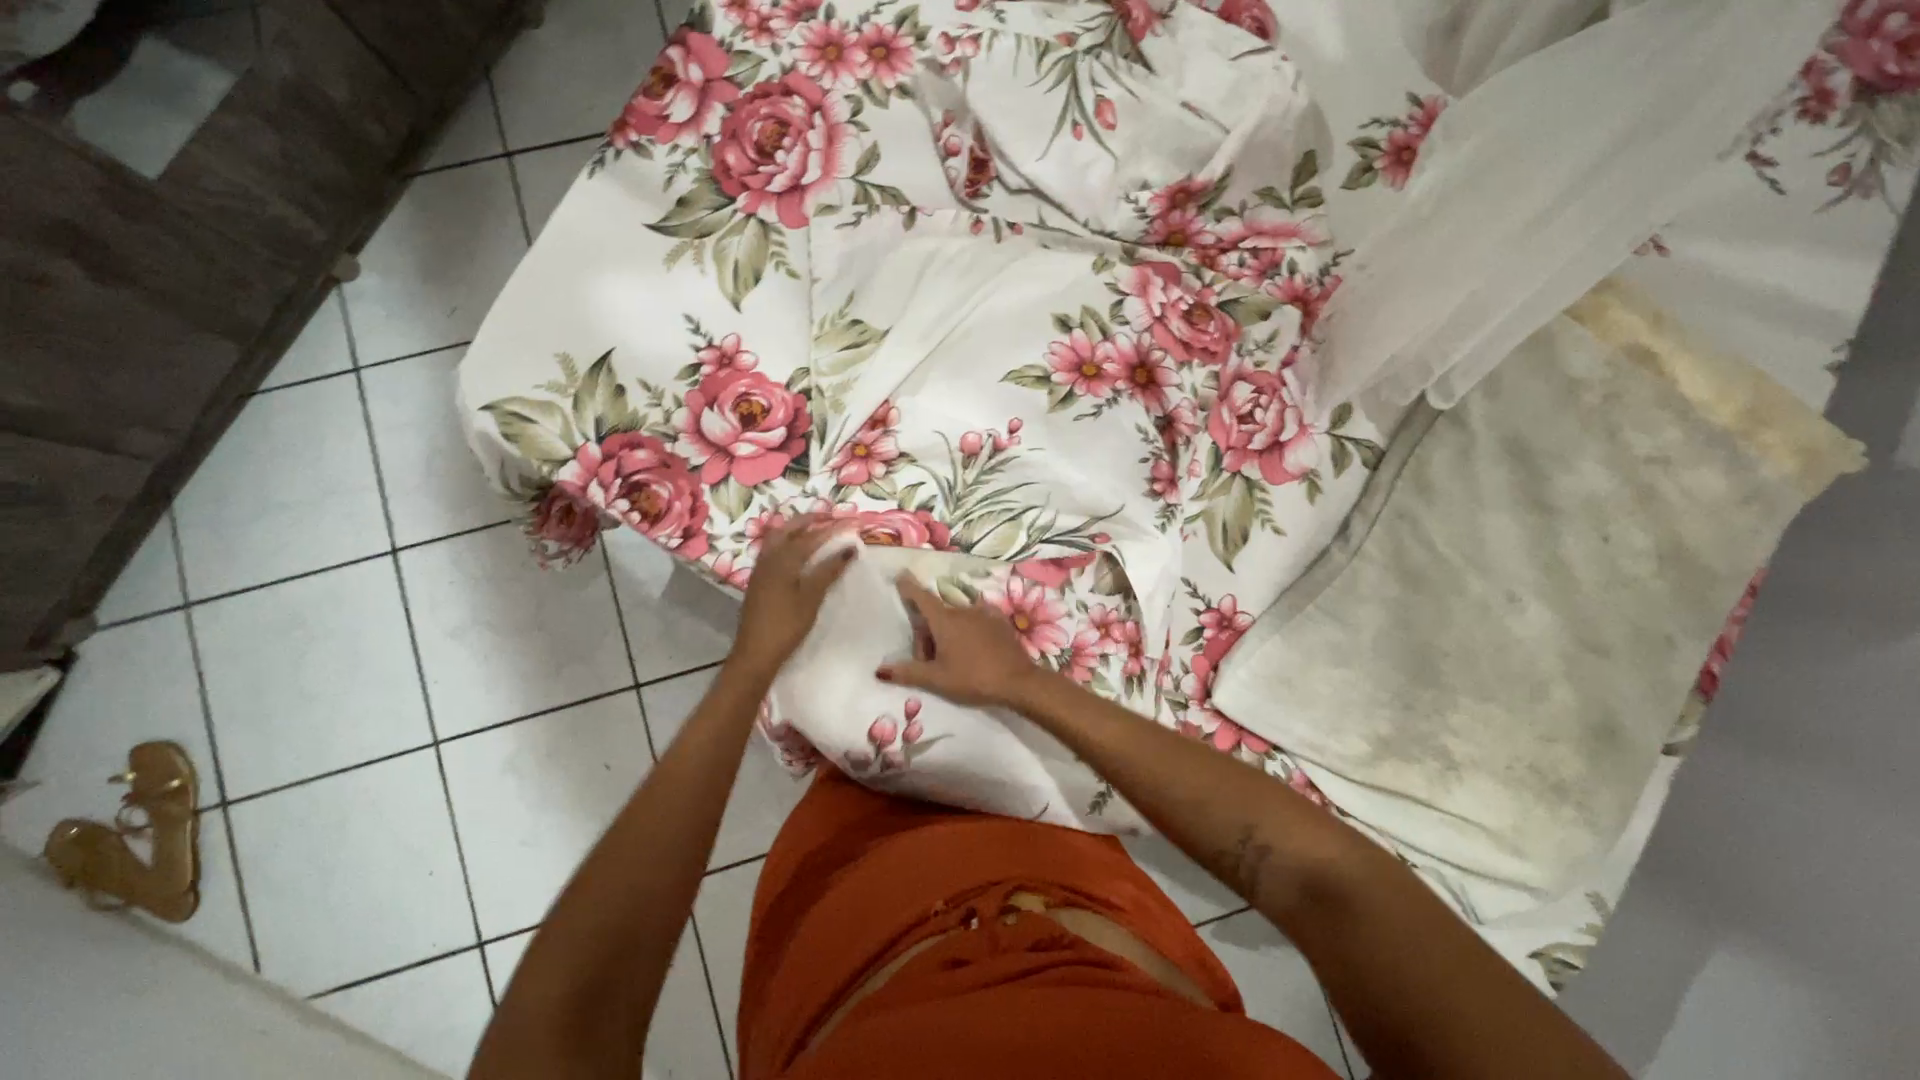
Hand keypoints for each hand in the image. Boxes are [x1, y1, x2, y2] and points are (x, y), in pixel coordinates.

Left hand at [727, 516, 855, 679]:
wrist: (754, 653)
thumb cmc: (786, 626)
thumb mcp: (812, 598)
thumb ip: (829, 570)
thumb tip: (849, 549)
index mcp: (783, 559)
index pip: (813, 536)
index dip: (834, 528)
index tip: (854, 522)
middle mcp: (769, 557)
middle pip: (790, 528)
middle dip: (811, 519)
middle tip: (833, 518)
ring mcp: (761, 568)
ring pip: (779, 537)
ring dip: (798, 529)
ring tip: (818, 529)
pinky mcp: (759, 580)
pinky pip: (774, 550)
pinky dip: (789, 542)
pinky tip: (800, 552)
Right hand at [877, 575, 1051, 707]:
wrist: (1018, 682)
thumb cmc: (973, 679)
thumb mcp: (937, 680)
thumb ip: (908, 672)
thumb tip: (879, 671)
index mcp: (944, 620)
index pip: (921, 597)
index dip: (908, 586)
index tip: (901, 574)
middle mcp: (963, 610)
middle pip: (937, 614)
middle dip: (928, 634)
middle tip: (930, 663)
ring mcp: (984, 613)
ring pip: (957, 618)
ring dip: (949, 633)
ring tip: (954, 660)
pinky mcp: (1000, 621)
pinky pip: (976, 619)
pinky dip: (968, 630)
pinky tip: (973, 650)